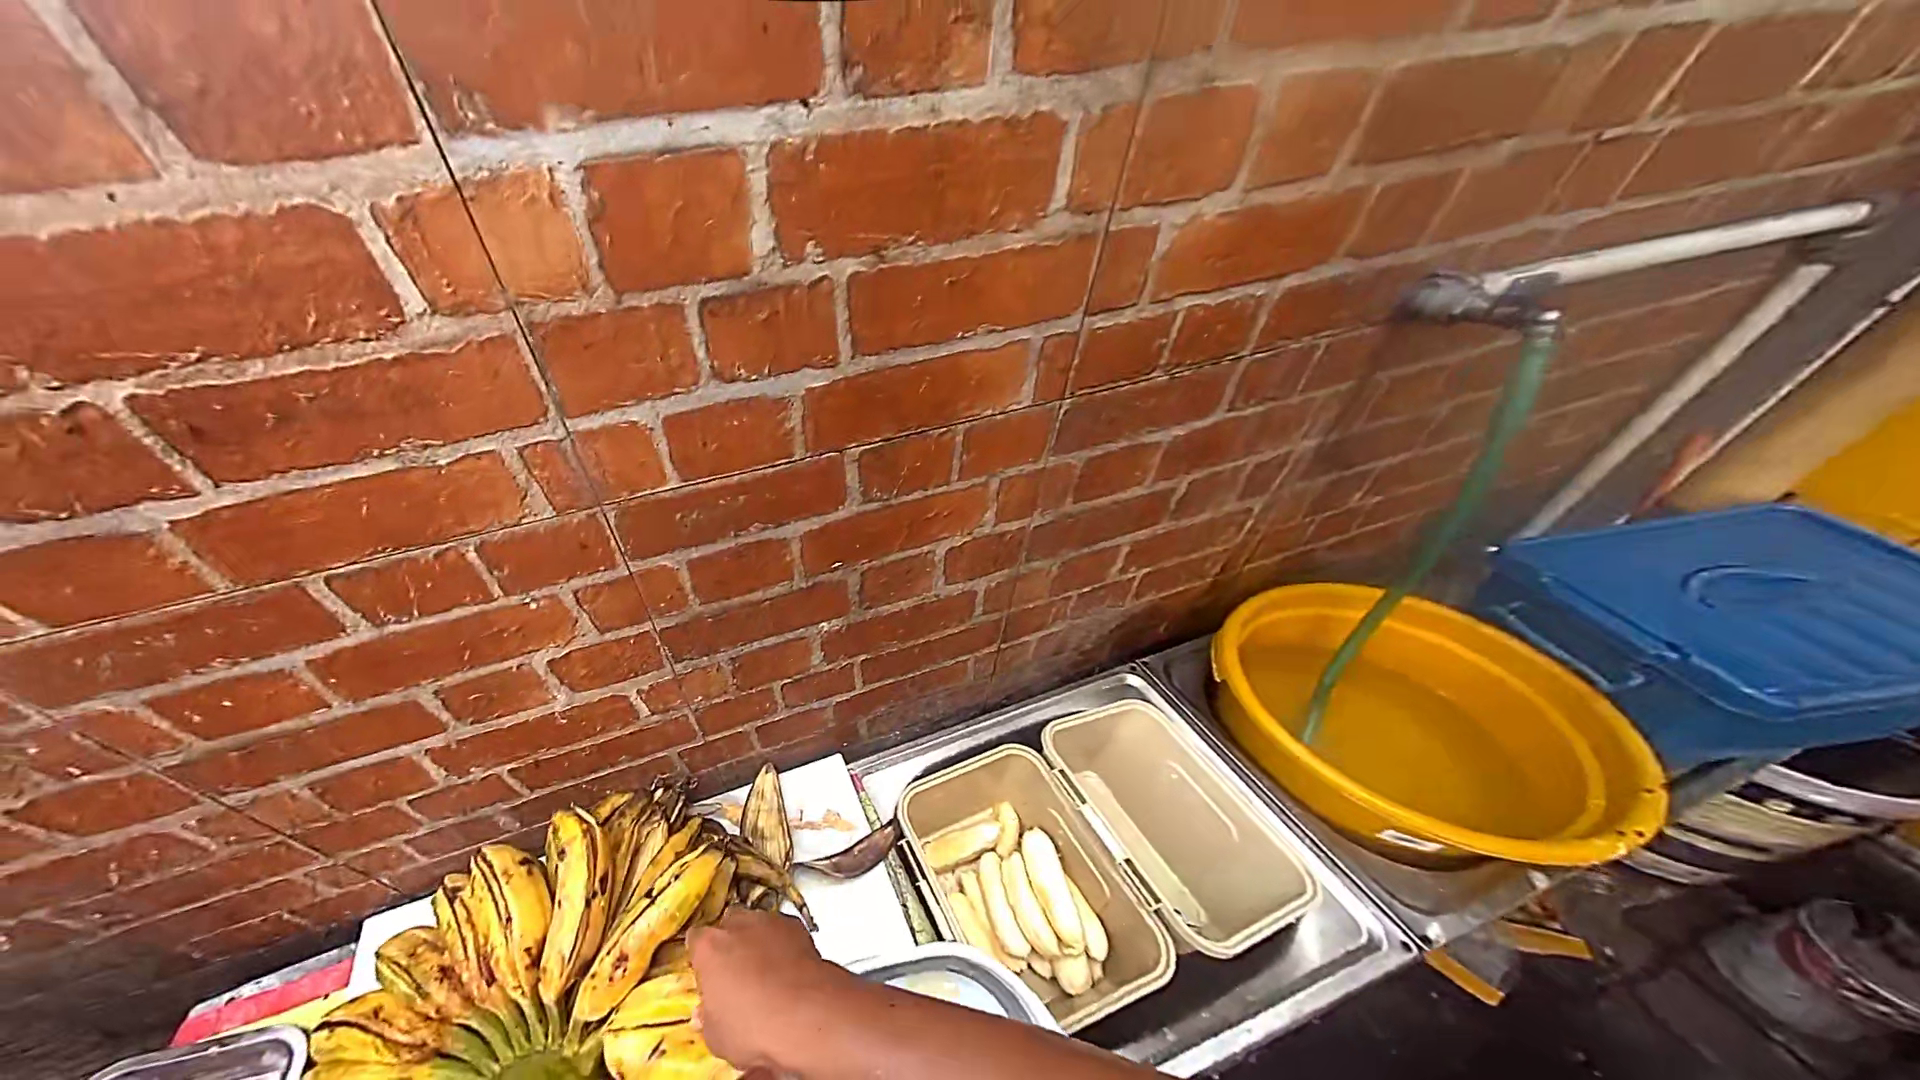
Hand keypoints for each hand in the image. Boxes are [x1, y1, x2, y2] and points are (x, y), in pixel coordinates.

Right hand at [687, 907, 851, 1069]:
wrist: (803, 1011)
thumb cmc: (752, 1026)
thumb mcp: (716, 1035)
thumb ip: (707, 1016)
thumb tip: (704, 1013)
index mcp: (710, 948)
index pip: (696, 939)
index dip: (701, 954)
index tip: (705, 969)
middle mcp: (739, 925)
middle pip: (729, 923)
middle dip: (730, 941)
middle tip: (734, 970)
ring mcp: (770, 921)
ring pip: (757, 923)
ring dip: (757, 939)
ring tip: (764, 968)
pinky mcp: (796, 924)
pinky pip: (782, 929)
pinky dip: (782, 942)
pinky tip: (787, 965)